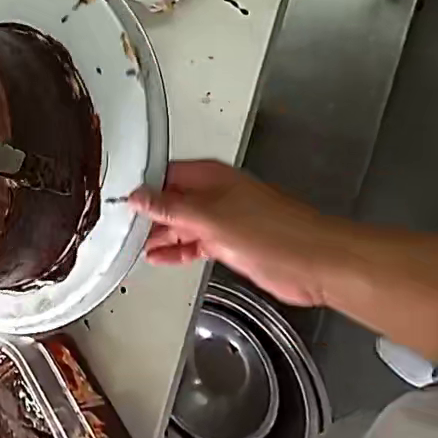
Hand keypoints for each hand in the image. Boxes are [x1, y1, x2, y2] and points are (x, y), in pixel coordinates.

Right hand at [129, 160, 348, 306]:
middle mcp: (214, 195)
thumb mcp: (209, 216)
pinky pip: (192, 243)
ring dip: (158, 234)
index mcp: (210, 178)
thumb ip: (169, 207)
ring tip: (133, 243)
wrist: (318, 263)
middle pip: (170, 199)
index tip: (119, 200)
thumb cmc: (275, 233)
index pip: (164, 174)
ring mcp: (222, 219)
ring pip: (179, 223)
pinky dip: (175, 250)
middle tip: (121, 225)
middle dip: (147, 213)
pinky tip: (158, 257)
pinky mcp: (229, 243)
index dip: (141, 186)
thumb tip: (137, 197)